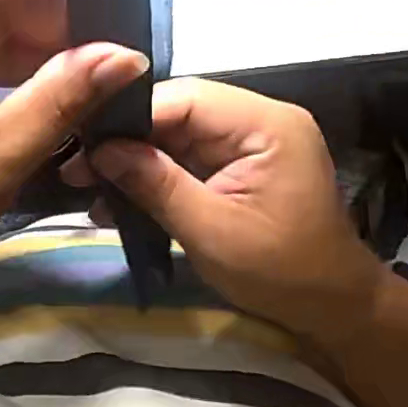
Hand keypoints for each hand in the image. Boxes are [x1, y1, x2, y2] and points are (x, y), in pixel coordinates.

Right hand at [63, 78, 384, 340]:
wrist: (330, 308)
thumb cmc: (281, 272)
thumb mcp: (211, 231)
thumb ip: (155, 184)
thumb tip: (100, 151)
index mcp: (265, 125)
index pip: (185, 98)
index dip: (131, 116)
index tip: (85, 143)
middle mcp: (254, 120)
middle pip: (173, 111)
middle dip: (124, 139)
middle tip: (77, 166)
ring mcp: (242, 141)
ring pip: (169, 133)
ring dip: (130, 158)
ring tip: (86, 182)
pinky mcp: (230, 162)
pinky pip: (178, 156)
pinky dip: (147, 174)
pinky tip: (114, 195)